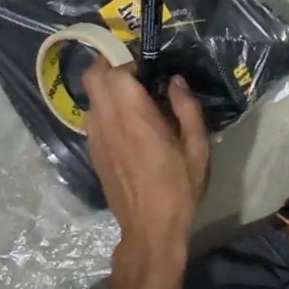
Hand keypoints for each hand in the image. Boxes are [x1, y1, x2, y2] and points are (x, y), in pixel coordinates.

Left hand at [81, 64, 209, 269]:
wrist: (149, 230)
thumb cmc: (180, 189)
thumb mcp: (198, 148)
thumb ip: (187, 109)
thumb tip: (175, 81)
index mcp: (135, 119)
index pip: (116, 71)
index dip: (129, 59)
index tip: (149, 62)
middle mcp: (109, 123)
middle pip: (92, 76)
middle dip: (110, 63)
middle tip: (137, 69)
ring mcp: (96, 137)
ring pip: (91, 95)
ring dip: (107, 85)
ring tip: (134, 94)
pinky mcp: (94, 151)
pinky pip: (93, 115)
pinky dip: (106, 106)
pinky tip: (129, 120)